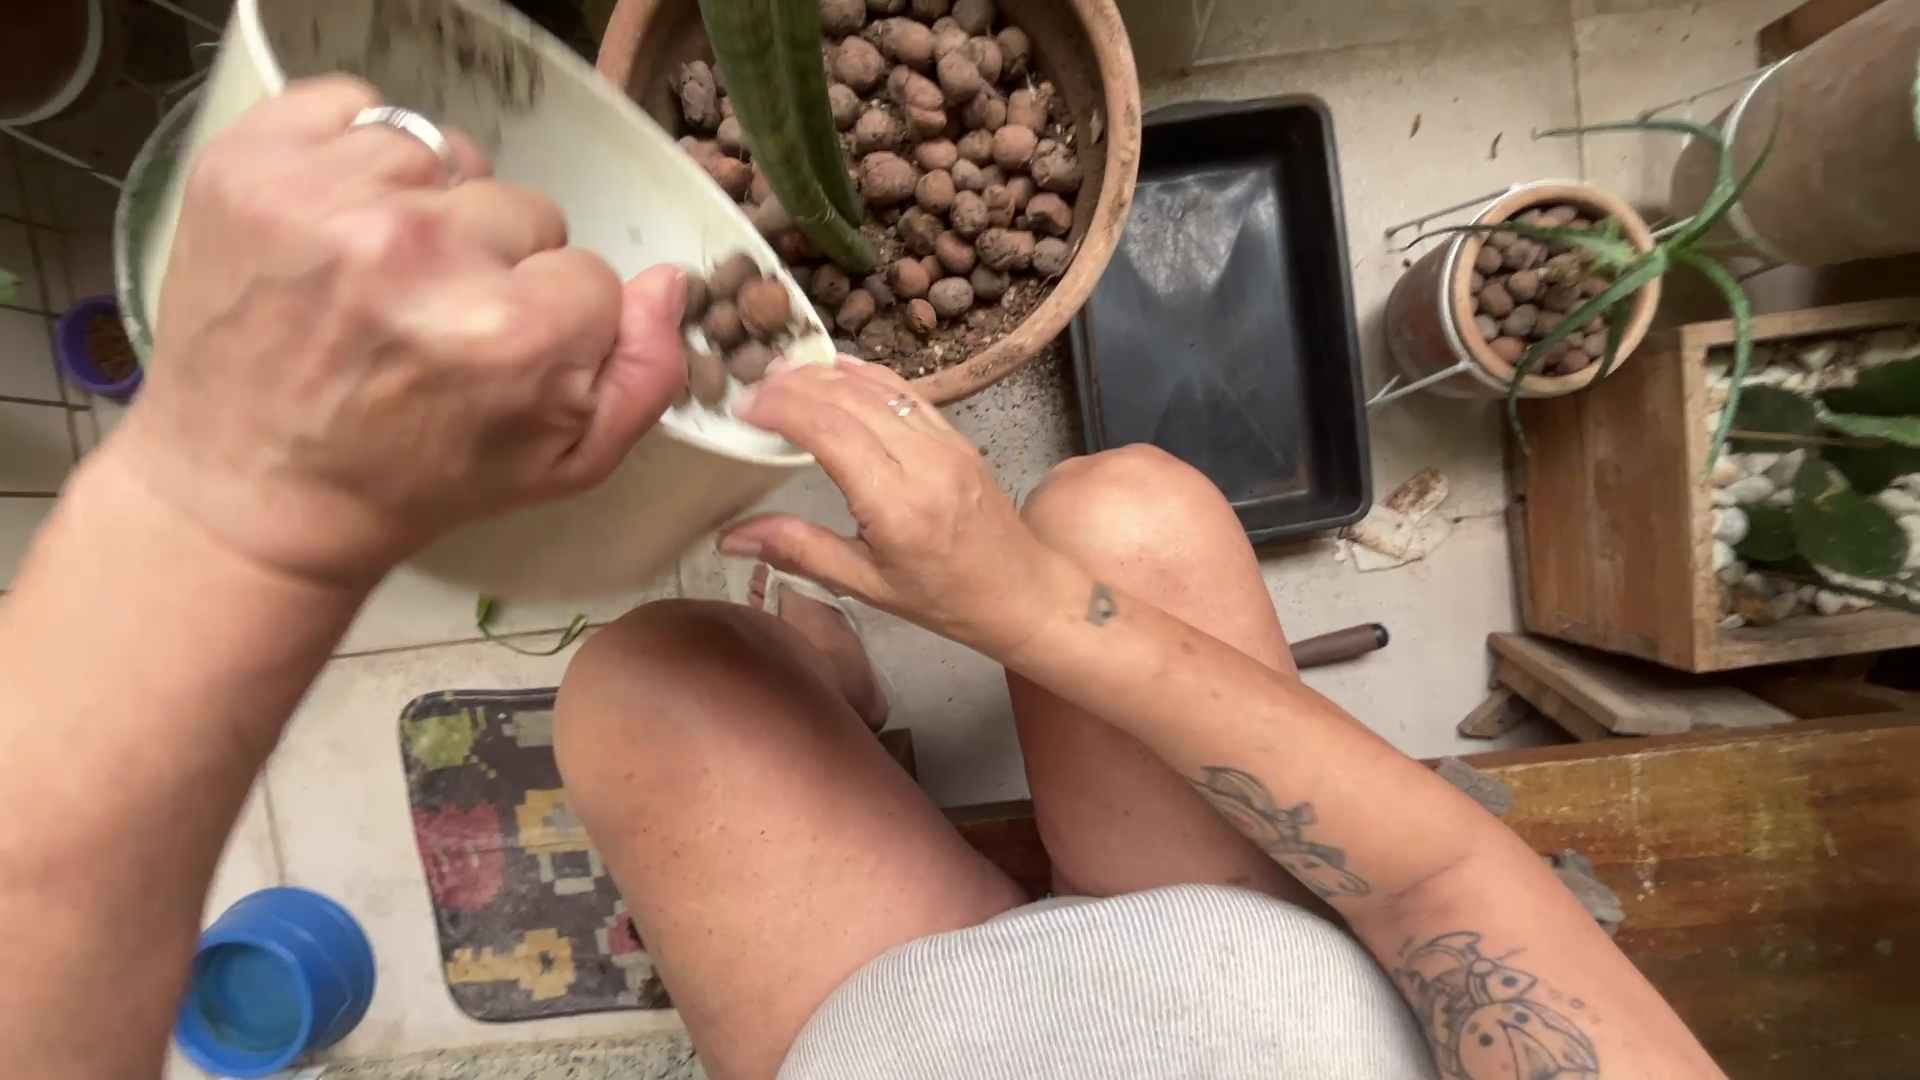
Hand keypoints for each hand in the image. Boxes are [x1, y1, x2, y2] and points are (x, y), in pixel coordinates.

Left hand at [109, 77, 687, 585]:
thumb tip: (671, 281)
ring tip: (400, 275)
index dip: (565, 316)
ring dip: (443, 210)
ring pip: (453, 160)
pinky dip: (368, 155)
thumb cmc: (440, 477)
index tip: (515, 355)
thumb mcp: (578, 461)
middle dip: (509, 263)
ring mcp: (329, 199)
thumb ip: (649, 375)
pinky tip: (354, 220)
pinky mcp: (252, 162)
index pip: (593, 273)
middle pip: (528, 210)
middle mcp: (426, 252)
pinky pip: (356, 106)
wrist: (269, 486)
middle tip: (453, 321)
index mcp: (514, 333)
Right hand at [717, 357, 1080, 654]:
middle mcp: (924, 461)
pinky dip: (869, 374)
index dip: (782, 409)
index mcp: (898, 504)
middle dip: (795, 384)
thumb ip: (801, 551)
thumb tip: (730, 537)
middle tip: (754, 384)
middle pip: (850, 399)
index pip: (830, 432)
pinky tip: (839, 368)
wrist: (1024, 592)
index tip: (743, 407)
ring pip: (879, 388)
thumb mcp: (868, 586)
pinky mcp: (959, 436)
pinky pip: (908, 393)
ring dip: (828, 373)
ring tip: (784, 372)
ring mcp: (947, 443)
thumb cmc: (945, 599)